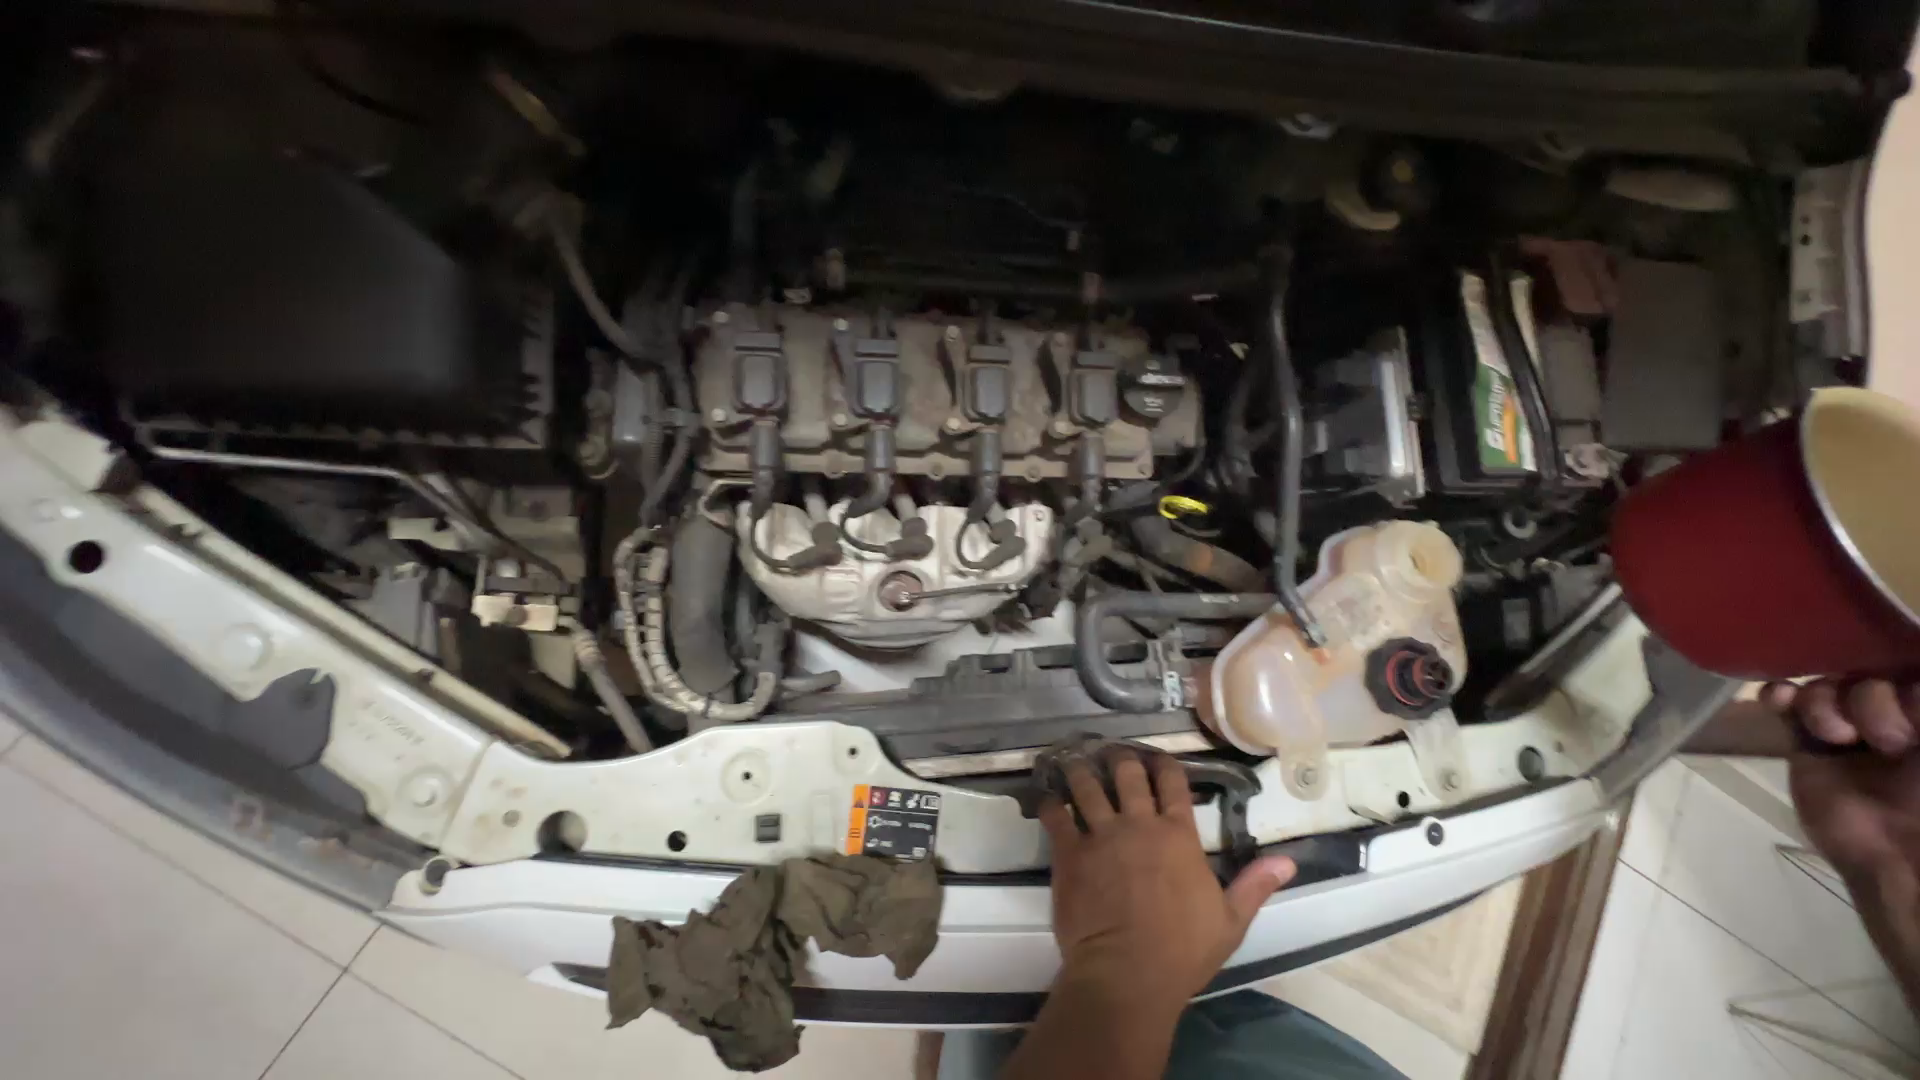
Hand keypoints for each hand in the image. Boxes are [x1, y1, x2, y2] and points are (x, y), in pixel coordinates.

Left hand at [1038, 751, 1296, 1009]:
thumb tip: (1288, 862)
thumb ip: (1255, 884)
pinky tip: (1048, 798)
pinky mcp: (1070, 852)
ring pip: (1087, 784)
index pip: (1172, 781)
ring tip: (1076, 764)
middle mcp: (1138, 823)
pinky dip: (1050, 802)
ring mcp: (1101, 834)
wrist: (1128, 974)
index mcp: (1178, 834)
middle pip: (1127, 772)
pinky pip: (1055, 814)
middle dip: (1120, 758)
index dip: (1163, 764)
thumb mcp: (1231, 920)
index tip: (1155, 758)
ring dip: (1081, 770)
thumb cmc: (1183, 950)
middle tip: (1112, 753)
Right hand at [1762, 679, 1919, 877]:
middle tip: (1885, 742)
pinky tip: (1778, 700)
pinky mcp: (1805, 741)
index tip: (1911, 712)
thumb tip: (1898, 679)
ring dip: (1825, 706)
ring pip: (1824, 686)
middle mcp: (1894, 716)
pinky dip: (1778, 696)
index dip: (1901, 686)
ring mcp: (1848, 727)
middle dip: (1869, 702)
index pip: (1905, 672)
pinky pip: (1784, 703)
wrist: (1899, 848)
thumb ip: (1917, 705)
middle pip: (1864, 675)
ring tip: (1836, 739)